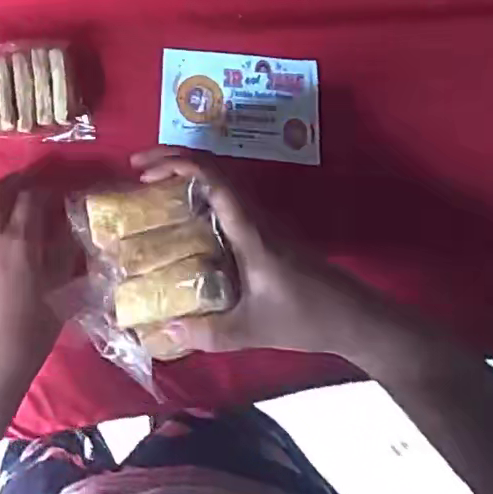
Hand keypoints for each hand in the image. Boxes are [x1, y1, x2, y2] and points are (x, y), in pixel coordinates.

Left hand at [0, 173, 72, 423]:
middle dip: (17, 181)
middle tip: (36, 185)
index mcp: (20, 240)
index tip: (62, 192)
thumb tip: (70, 225)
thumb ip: (66, 251)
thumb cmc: (34, 327)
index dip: (48, 189)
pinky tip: (1, 226)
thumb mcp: (61, 287)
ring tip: (16, 201)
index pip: (31, 196)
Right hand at [129, 147, 404, 360]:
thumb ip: (208, 334)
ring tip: (151, 185)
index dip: (177, 165)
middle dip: (173, 160)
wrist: (355, 318)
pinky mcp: (264, 233)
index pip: (214, 180)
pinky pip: (225, 200)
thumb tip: (162, 332)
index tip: (144, 173)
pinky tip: (181, 215)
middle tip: (137, 168)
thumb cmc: (307, 317)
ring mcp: (261, 222)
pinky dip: (198, 193)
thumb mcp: (253, 330)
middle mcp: (254, 217)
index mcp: (250, 231)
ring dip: (185, 174)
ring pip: (219, 181)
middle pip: (213, 169)